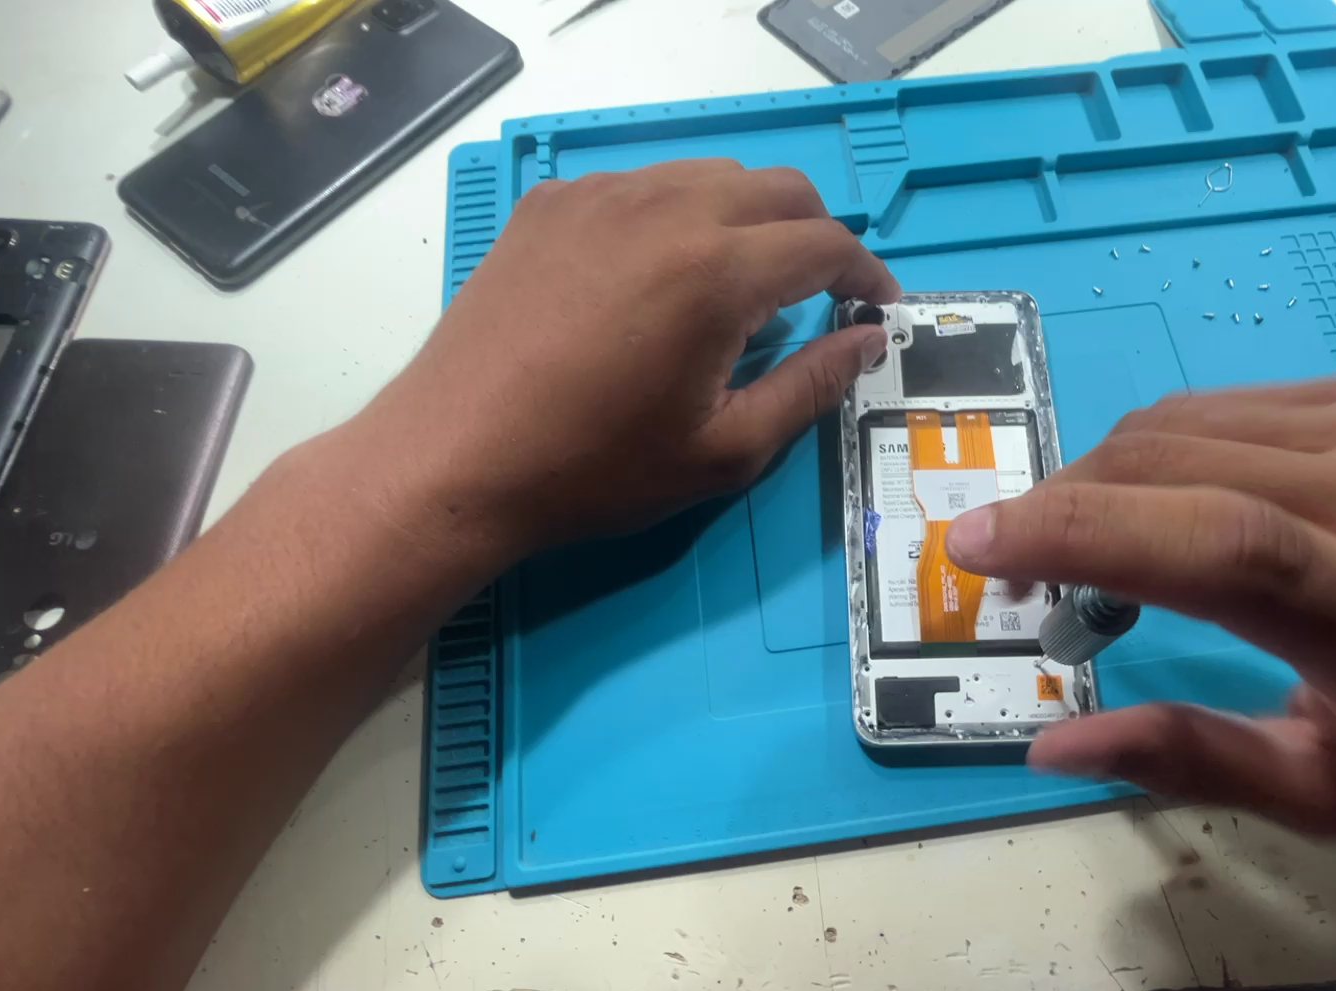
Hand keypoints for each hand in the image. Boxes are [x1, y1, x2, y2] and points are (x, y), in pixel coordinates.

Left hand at [331, 159, 897, 573]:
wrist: (456, 458)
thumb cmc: (598, 469)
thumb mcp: (725, 450)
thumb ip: (810, 387)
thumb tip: (868, 342)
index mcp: (718, 271)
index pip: (824, 243)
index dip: (865, 274)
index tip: (878, 307)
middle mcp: (666, 208)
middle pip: (778, 190)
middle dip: (817, 237)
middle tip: (820, 296)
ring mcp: (601, 196)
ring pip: (711, 177)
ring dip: (752, 221)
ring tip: (744, 285)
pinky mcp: (552, 204)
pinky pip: (644, 187)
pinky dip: (682, 218)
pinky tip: (662, 274)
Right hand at [945, 378, 1335, 847]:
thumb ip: (1190, 761)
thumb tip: (1049, 747)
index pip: (1213, 545)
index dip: (1073, 534)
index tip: (972, 548)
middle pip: (1170, 466)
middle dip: (1056, 508)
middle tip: (1010, 566)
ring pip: (1176, 426)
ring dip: (1093, 479)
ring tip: (1075, 540)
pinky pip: (1216, 409)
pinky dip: (1149, 454)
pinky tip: (1153, 503)